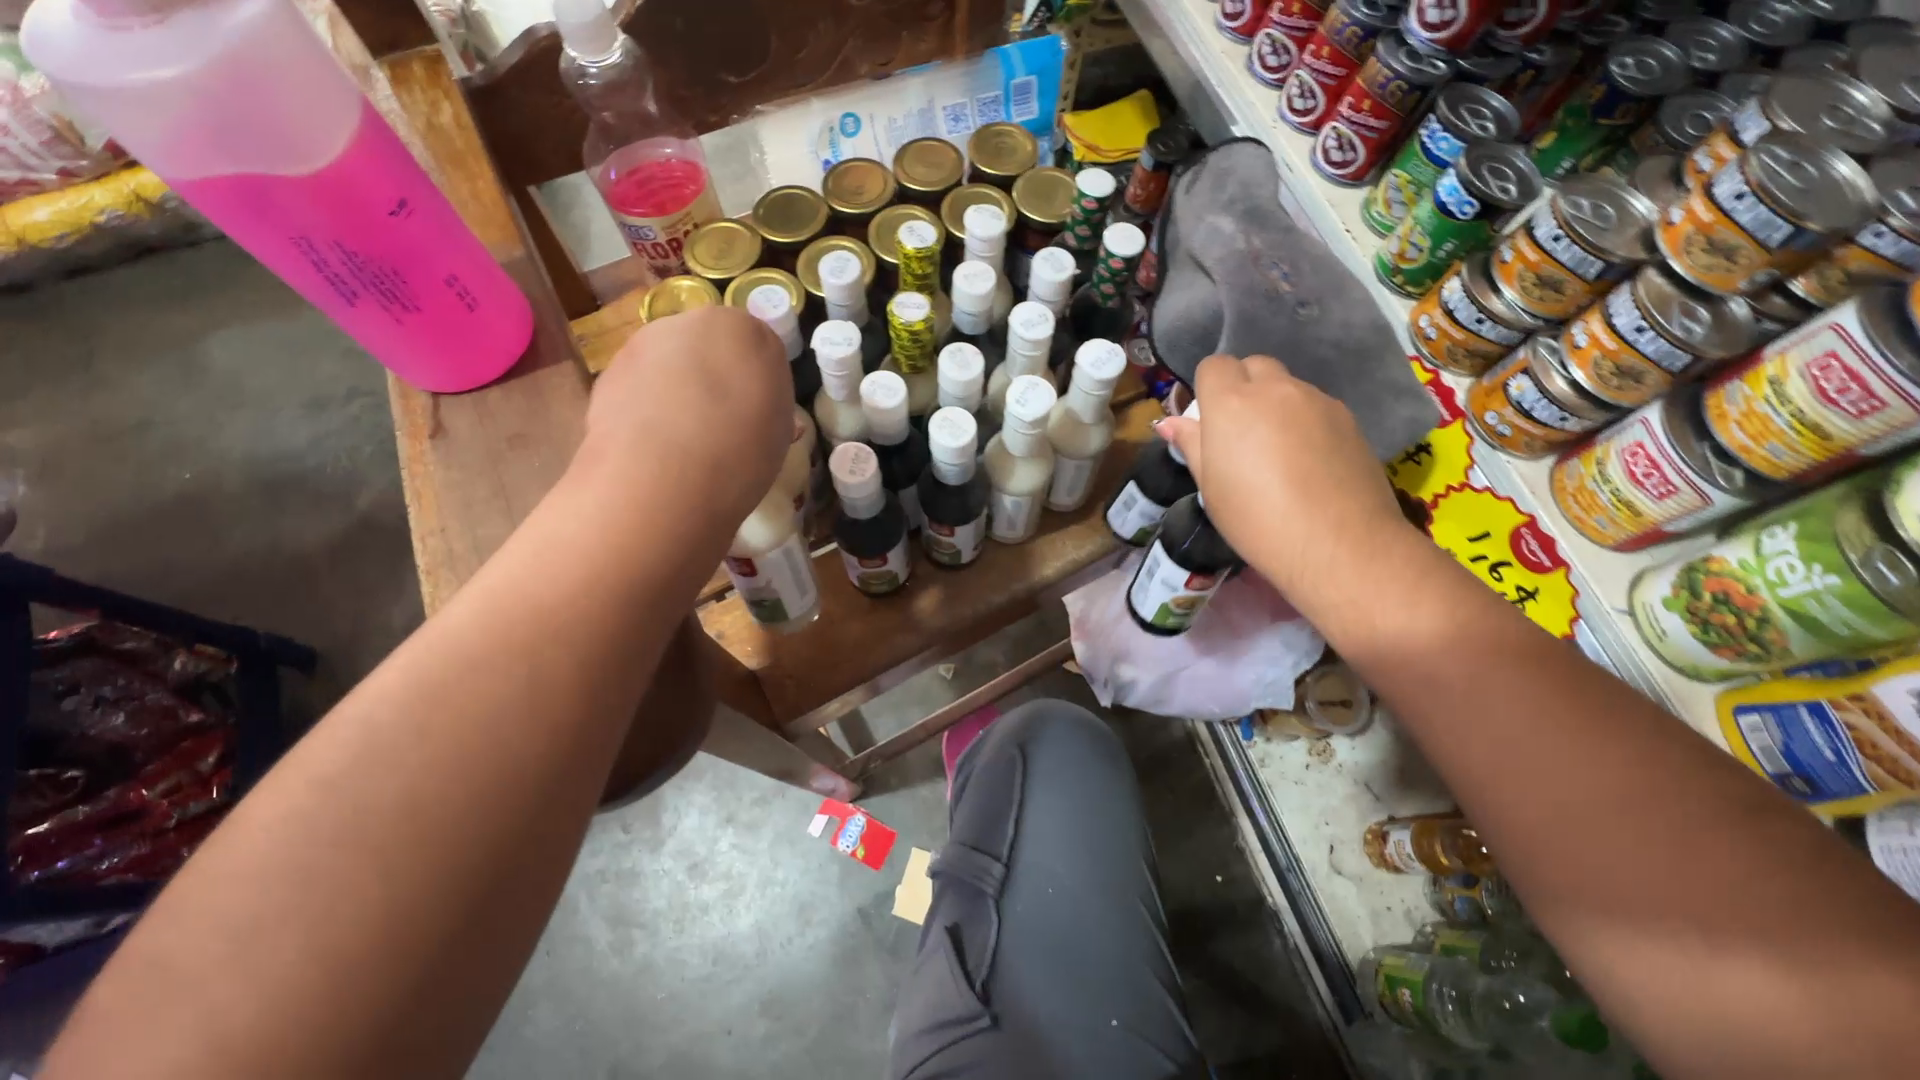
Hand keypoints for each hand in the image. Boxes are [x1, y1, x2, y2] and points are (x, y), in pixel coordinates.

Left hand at [582, 306, 793, 531]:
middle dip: (712, 380)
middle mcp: (691, 324)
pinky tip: (650, 448)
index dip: (756, 383)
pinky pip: (637, 389)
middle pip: (707, 348)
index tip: (755, 416)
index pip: (756, 347)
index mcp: (744, 329)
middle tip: (719, 428)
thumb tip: (756, 409)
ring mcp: (643, 344)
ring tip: (680, 444)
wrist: (664, 478)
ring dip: (674, 393)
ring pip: (668, 366)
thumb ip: (770, 407)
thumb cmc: (741, 451)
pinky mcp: (607, 374)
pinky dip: (644, 410)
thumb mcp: (778, 433)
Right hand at [1156, 354, 1409, 597]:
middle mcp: (1275, 390)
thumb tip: (1171, 423)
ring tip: (1280, 453)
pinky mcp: (1347, 417)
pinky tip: (1310, 463)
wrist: (1338, 544)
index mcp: (1231, 403)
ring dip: (1276, 405)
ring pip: (1288, 386)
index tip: (1210, 421)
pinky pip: (1316, 406)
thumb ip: (1192, 446)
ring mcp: (1316, 400)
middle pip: (1253, 366)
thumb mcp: (1212, 488)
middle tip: (1242, 432)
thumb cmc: (1258, 521)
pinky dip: (1305, 422)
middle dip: (1243, 387)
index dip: (1208, 388)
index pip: (1213, 365)